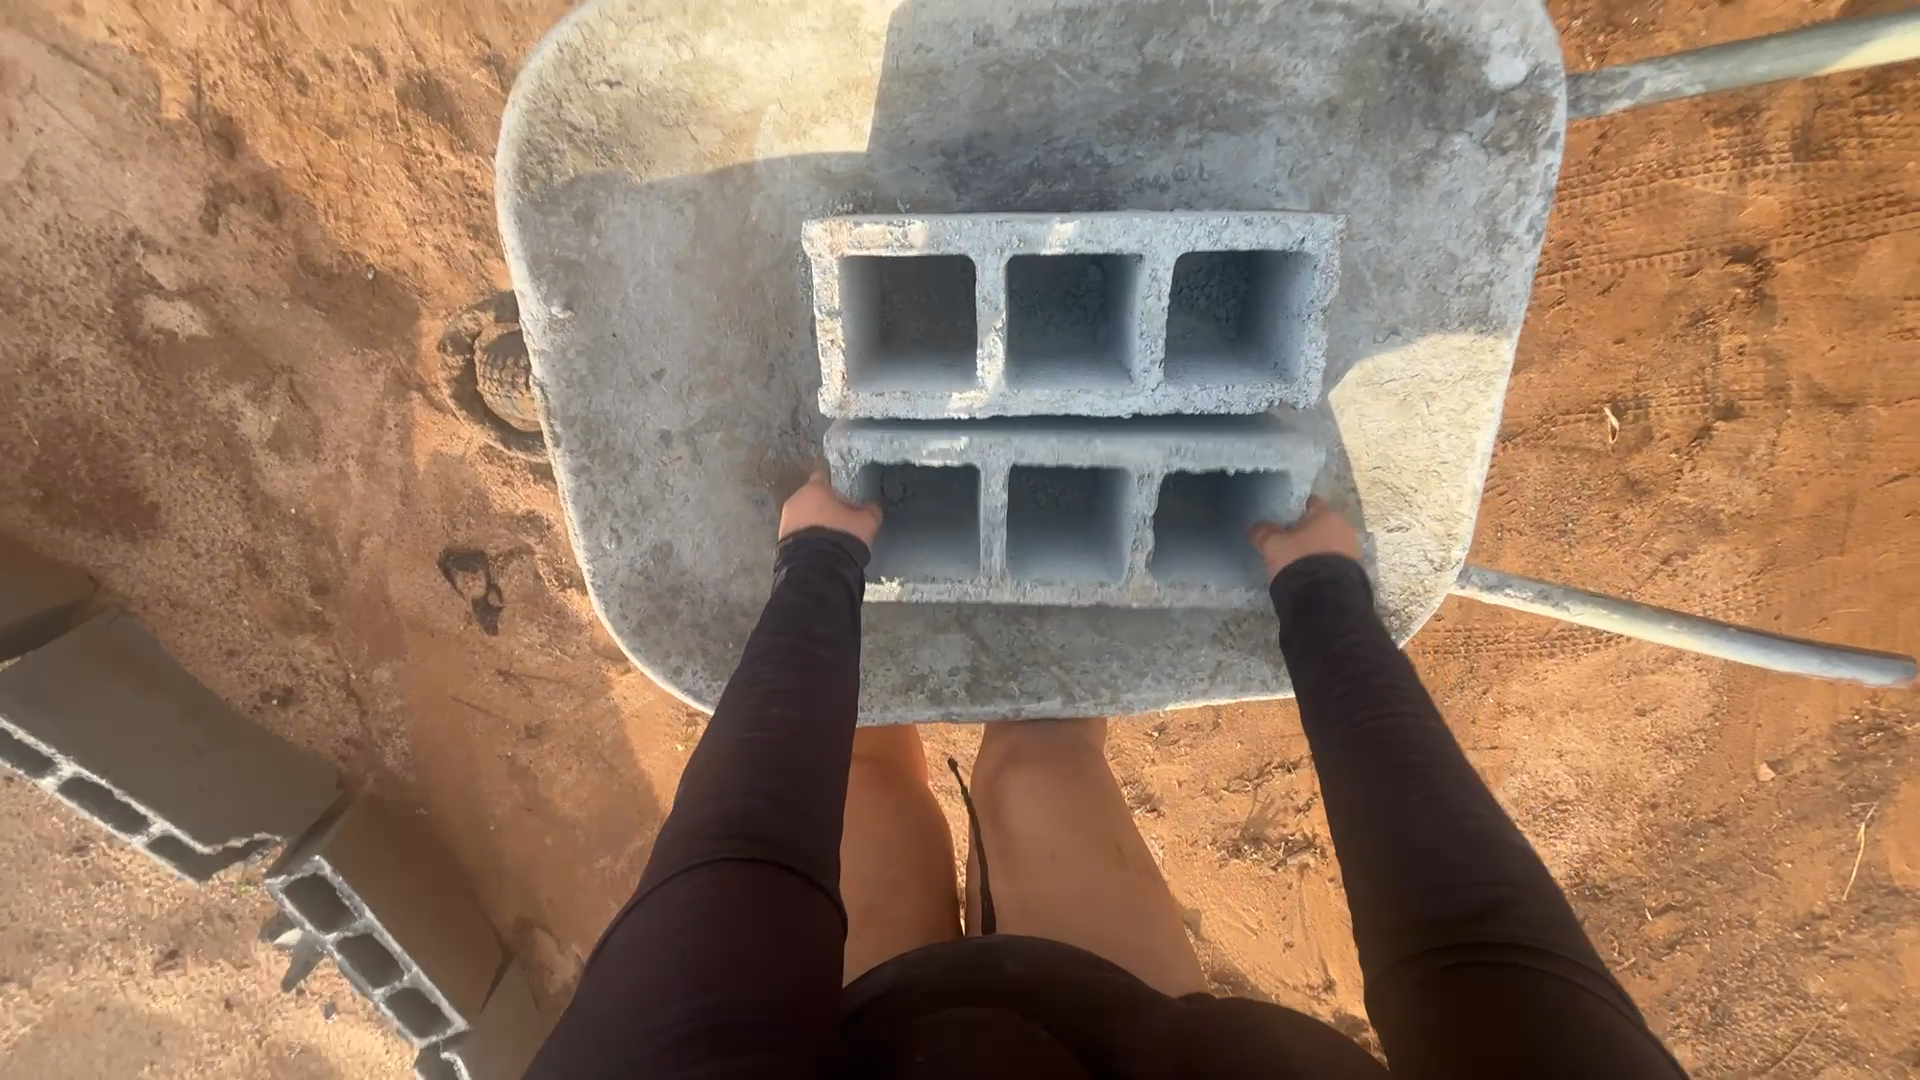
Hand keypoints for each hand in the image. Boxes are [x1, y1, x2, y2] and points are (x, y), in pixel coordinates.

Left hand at [779, 469, 882, 546]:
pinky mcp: (781, 540)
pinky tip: (819, 550)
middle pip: (812, 499)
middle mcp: (795, 500)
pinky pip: (798, 534)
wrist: (816, 567)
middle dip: (825, 509)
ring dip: (815, 525)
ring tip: (831, 540)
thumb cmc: (842, 536)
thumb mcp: (866, 522)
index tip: (843, 500)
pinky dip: (807, 539)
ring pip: (804, 517)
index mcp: (814, 489)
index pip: (822, 478)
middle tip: (841, 523)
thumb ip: (871, 510)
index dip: (834, 488)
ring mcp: (785, 521)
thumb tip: (872, 506)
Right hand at [1247, 497, 1359, 581]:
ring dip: (1317, 547)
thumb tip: (1255, 526)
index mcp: (1326, 515)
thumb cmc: (1298, 559)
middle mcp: (1344, 527)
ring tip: (1299, 559)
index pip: (1311, 502)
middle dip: (1308, 530)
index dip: (1297, 508)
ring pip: (1329, 542)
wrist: (1324, 596)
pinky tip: (1310, 571)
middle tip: (1289, 539)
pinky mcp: (1354, 569)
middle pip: (1322, 523)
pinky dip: (1323, 562)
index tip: (1285, 516)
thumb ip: (1263, 532)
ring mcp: (1352, 549)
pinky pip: (1334, 560)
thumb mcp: (1272, 544)